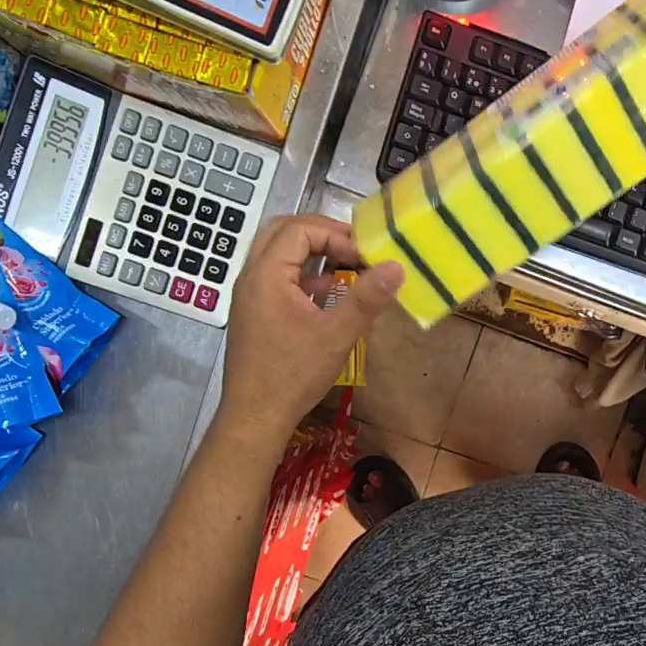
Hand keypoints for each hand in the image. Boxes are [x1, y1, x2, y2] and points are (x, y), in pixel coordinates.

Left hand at [218, 215, 402, 440]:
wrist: (255, 415)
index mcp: (267, 274)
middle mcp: (251, 277)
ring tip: (345, 267)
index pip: (300, 230)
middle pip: (283, 232)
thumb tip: (397, 267)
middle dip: (321, 234)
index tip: (365, 256)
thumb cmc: (293, 374)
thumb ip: (366, 299)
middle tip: (354, 249)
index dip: (336, 235)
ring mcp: (248, 295)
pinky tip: (327, 295)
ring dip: (311, 254)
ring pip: (277, 254)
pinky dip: (302, 276)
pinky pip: (276, 278)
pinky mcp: (252, 314)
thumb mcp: (336, 335)